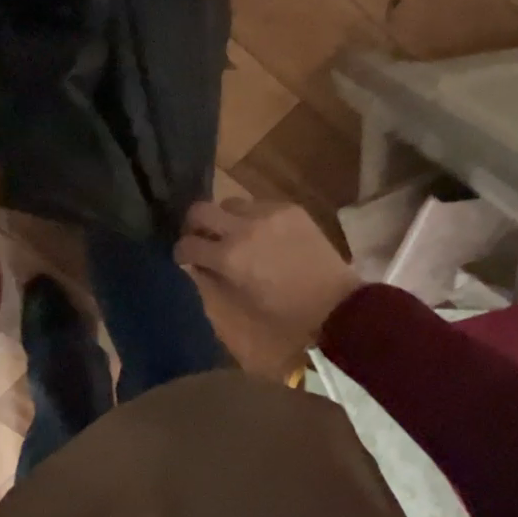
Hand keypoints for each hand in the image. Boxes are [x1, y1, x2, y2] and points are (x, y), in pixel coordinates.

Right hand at [174, 198, 360, 338]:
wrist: (336, 303)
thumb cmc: (285, 314)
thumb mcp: (241, 302)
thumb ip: (213, 279)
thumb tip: (196, 264)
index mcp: (229, 257)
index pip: (188, 244)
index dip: (181, 251)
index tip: (184, 256)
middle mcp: (243, 228)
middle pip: (200, 210)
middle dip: (194, 224)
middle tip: (201, 236)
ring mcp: (267, 213)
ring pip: (230, 203)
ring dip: (226, 218)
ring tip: (235, 233)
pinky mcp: (289, 208)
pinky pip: (259, 204)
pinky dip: (253, 216)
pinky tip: (262, 232)